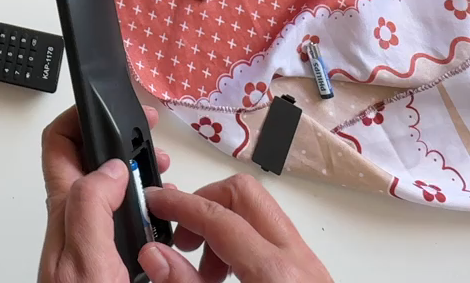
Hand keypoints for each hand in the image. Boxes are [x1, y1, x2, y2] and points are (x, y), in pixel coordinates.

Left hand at [38, 105, 171, 282]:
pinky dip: (148, 205)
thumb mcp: (85, 258)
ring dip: (139, 172)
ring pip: (114, 187)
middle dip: (120, 140)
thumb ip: (93, 207)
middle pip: (91, 158)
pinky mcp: (111, 257)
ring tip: (163, 173)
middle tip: (148, 137)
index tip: (109, 107)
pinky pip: (129, 217)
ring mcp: (93, 237)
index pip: (58, 142)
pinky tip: (165, 213)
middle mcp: (76, 220)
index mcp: (64, 210)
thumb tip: (113, 167)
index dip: (77, 116)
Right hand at [139, 175, 330, 282]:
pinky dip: (244, 245)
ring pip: (259, 213)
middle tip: (182, 236)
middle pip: (243, 194)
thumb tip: (156, 254)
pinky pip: (271, 239)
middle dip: (205, 204)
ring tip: (204, 271)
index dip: (179, 205)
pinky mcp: (314, 278)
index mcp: (275, 274)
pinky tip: (228, 280)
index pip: (217, 215)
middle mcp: (298, 259)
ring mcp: (310, 266)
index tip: (155, 201)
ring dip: (224, 227)